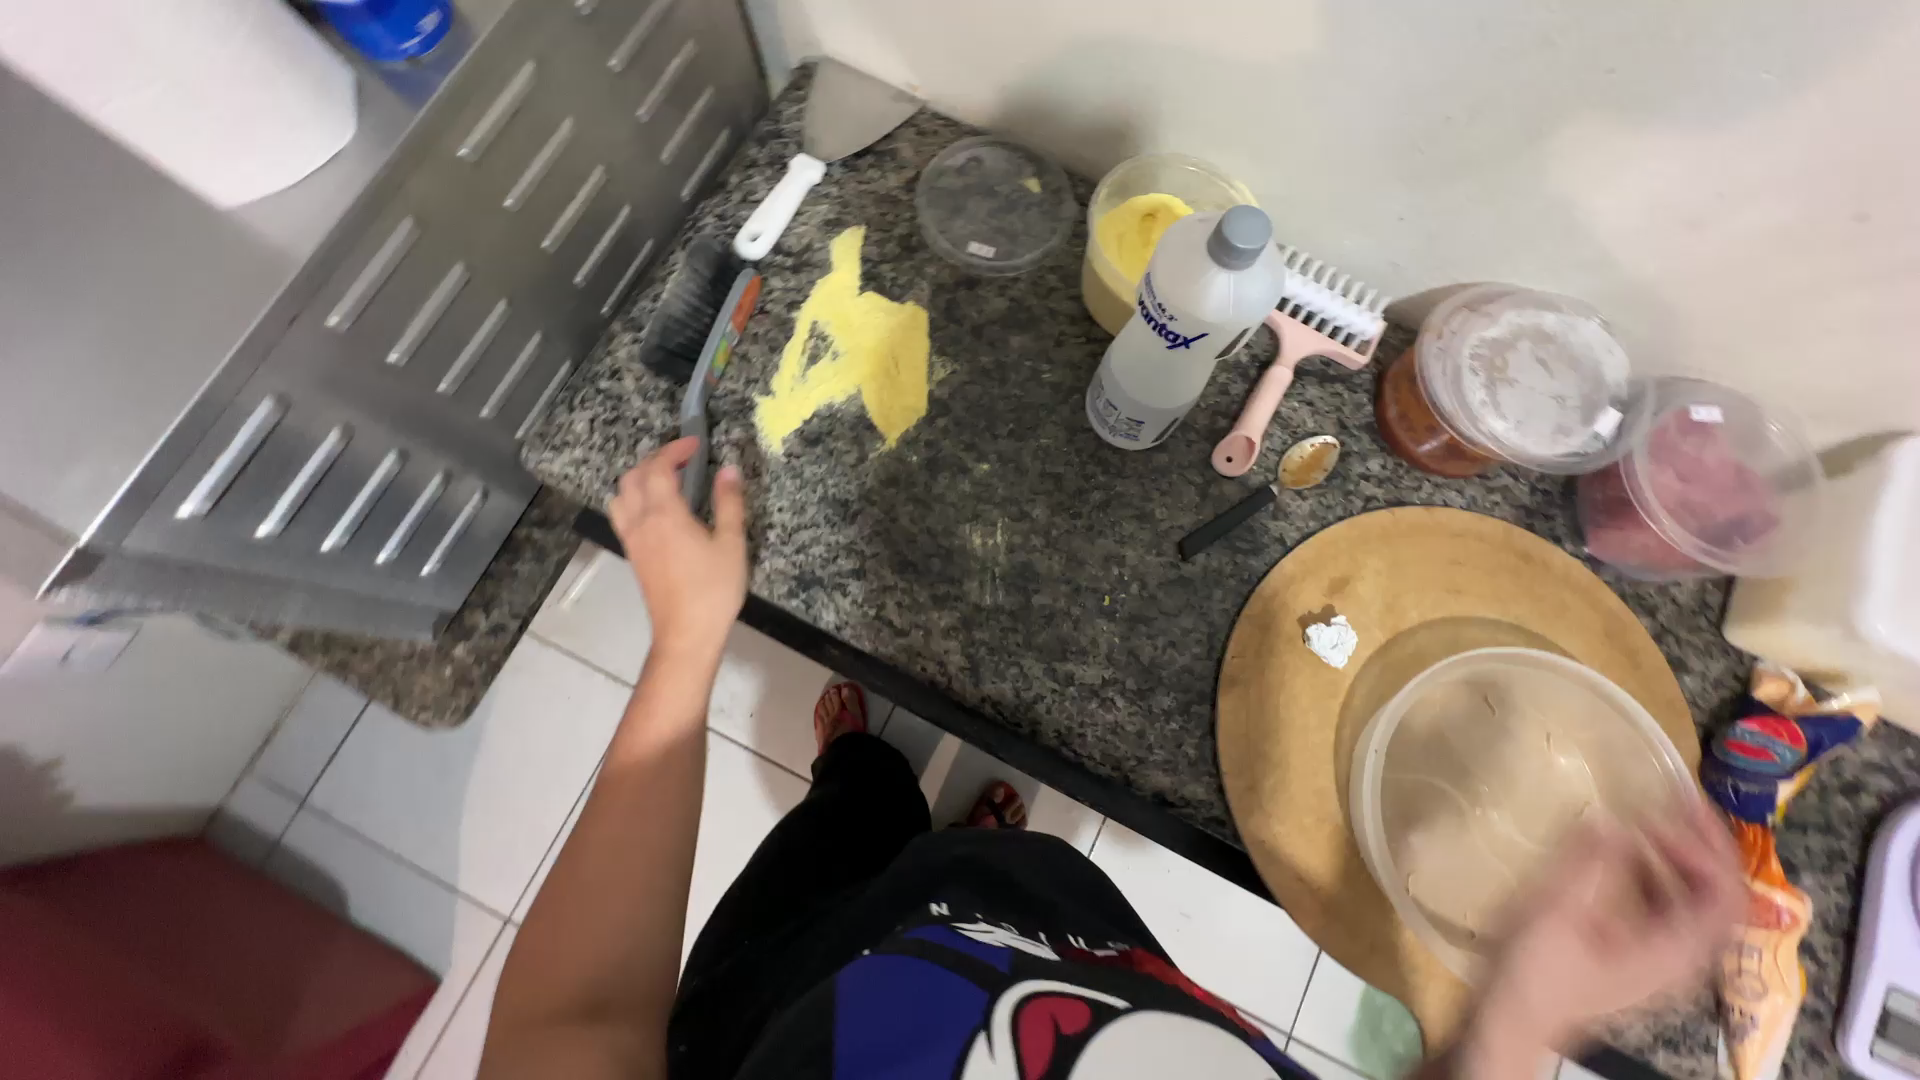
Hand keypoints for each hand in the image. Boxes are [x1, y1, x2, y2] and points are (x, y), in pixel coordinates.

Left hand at [608, 437, 747, 662]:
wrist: (686, 632)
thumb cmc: (714, 589)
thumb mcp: (731, 544)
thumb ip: (729, 503)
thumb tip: (729, 470)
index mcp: (665, 514)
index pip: (659, 468)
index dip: (675, 450)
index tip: (695, 444)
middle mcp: (641, 521)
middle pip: (633, 477)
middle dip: (655, 460)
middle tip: (682, 459)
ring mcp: (633, 539)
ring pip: (620, 495)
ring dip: (638, 478)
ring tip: (664, 480)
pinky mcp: (633, 555)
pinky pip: (622, 514)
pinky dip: (633, 499)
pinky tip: (656, 509)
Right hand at [1473, 795, 1745, 1049]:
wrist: (1511, 1017)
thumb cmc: (1534, 968)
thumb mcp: (1555, 910)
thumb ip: (1586, 864)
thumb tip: (1610, 818)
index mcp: (1675, 951)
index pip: (1722, 893)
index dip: (1705, 845)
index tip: (1669, 804)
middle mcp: (1681, 957)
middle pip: (1715, 895)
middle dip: (1697, 843)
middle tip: (1667, 799)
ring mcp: (1658, 958)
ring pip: (1689, 899)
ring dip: (1676, 856)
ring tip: (1645, 818)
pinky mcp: (1632, 954)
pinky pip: (1663, 906)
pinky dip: (1652, 873)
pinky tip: (1618, 854)